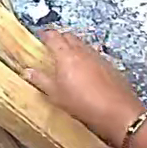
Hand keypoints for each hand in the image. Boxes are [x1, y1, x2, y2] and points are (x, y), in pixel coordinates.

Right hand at [25, 29, 146, 145]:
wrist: (119, 113)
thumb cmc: (83, 103)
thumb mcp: (56, 94)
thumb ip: (41, 80)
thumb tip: (27, 71)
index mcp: (66, 55)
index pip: (53, 36)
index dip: (45, 35)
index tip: (40, 37)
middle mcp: (82, 51)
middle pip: (69, 36)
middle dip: (60, 38)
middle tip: (52, 47)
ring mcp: (98, 57)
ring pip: (83, 44)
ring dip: (74, 47)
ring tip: (68, 58)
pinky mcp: (110, 65)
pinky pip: (94, 54)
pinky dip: (86, 57)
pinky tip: (86, 70)